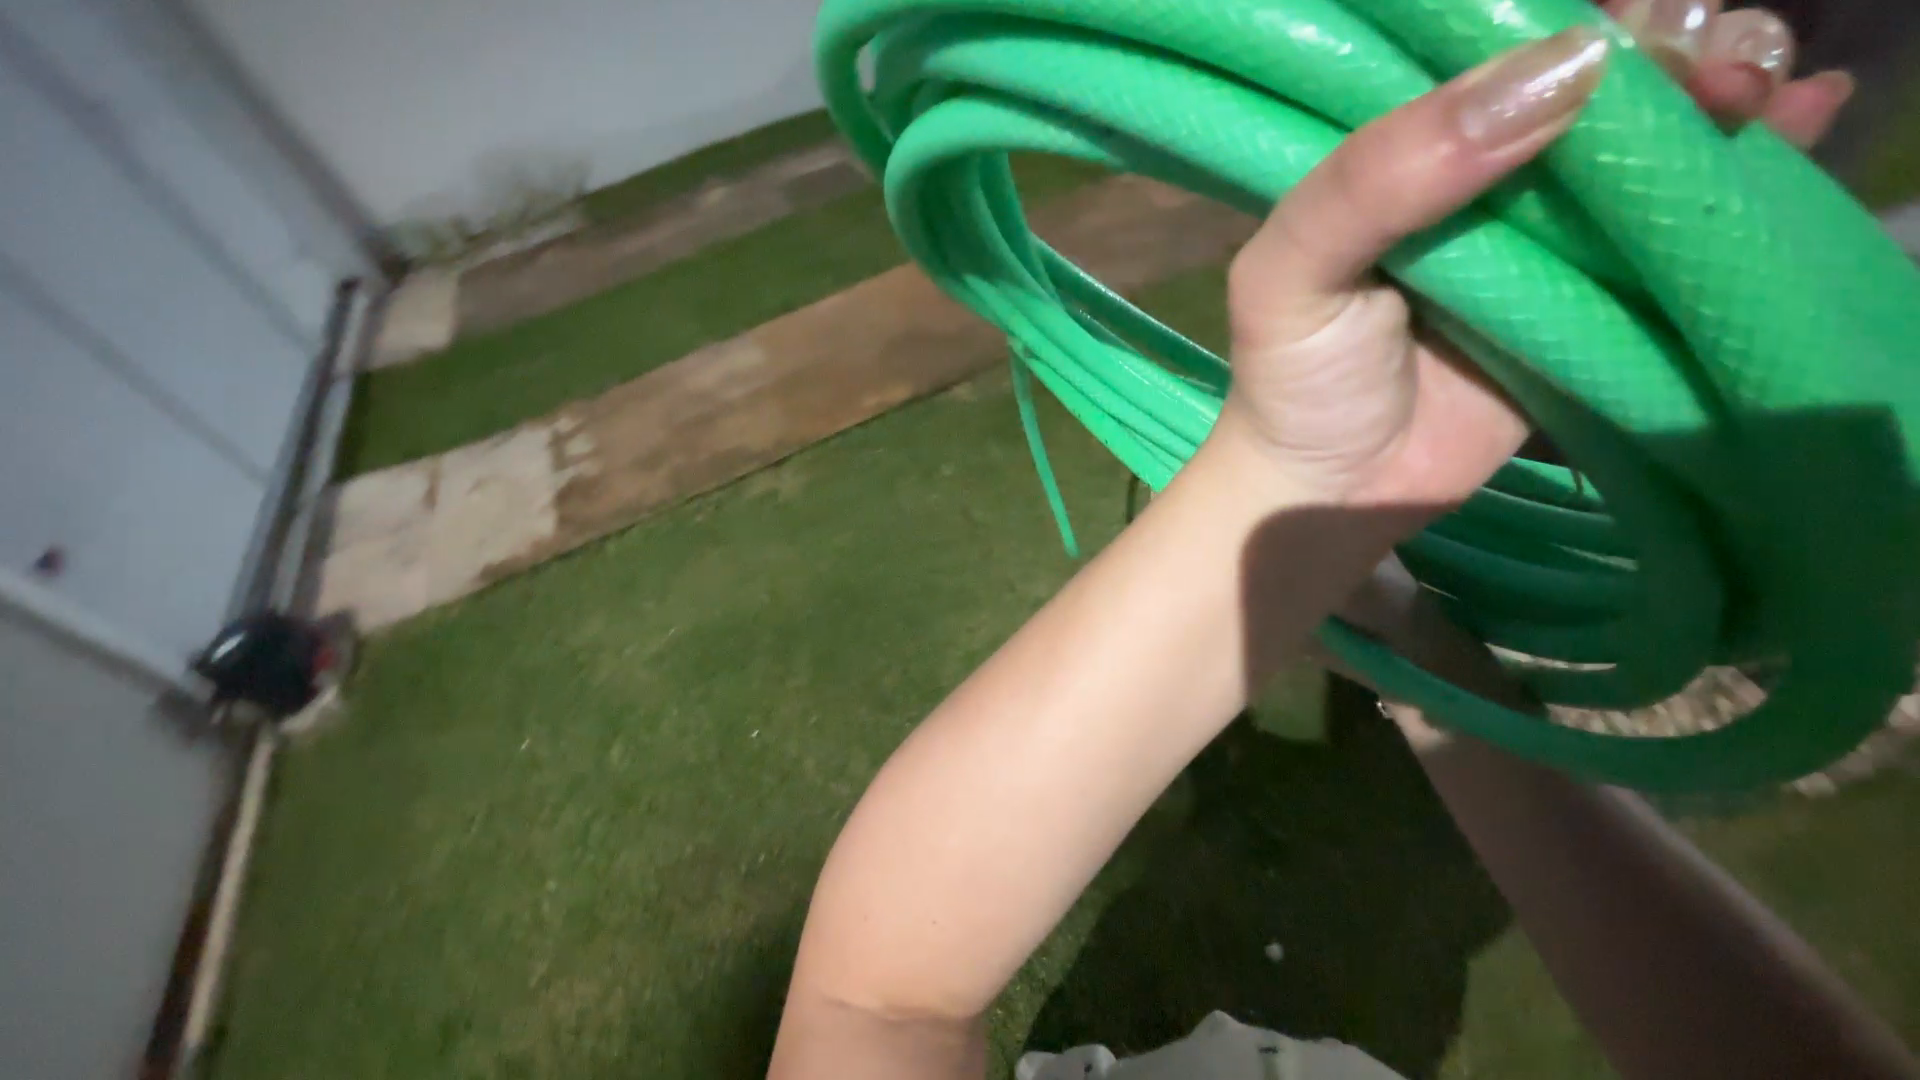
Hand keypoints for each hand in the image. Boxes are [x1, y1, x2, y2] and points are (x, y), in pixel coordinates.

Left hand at [1215, 1, 1850, 509]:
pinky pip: (1670, 224)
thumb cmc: (1295, 381)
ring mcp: (1537, 241)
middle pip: (1582, 88)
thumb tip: (1561, 70)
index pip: (1486, 60)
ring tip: (1751, 94)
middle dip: (1659, 56)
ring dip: (1712, 98)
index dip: (1560, 32)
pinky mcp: (1588, 300)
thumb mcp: (1292, 275)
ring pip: (1638, 144)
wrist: (1333, 489)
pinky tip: (1799, 124)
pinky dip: (1739, 170)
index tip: (1624, 33)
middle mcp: (1470, 183)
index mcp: (1392, 158)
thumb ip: (1377, 177)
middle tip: (1705, 73)